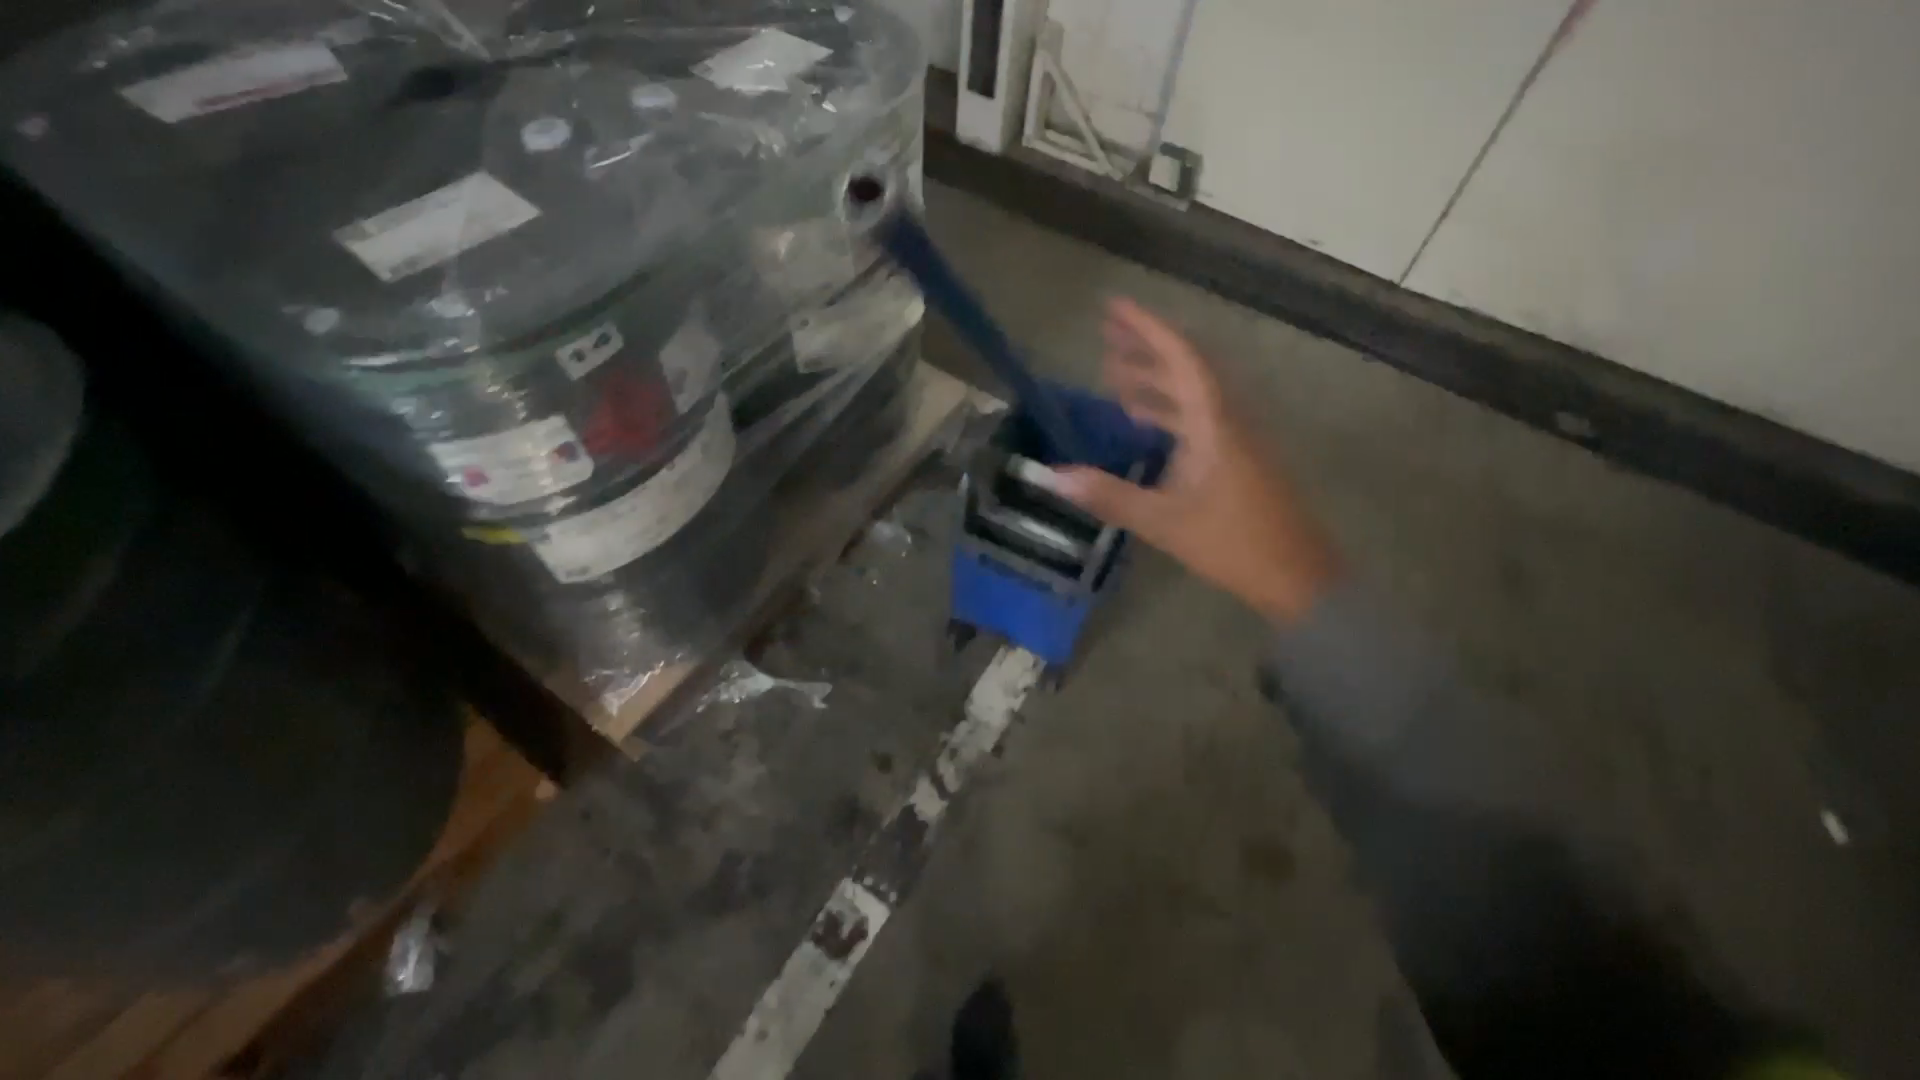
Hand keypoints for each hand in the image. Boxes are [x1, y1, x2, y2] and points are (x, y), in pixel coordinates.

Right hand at [1047, 298, 1342, 623]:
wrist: (1298, 578)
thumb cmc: (1234, 544)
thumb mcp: (1164, 521)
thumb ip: (1109, 495)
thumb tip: (1053, 476)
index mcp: (1214, 423)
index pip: (1180, 358)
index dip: (1146, 329)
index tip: (1113, 307)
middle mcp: (1228, 420)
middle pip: (1186, 369)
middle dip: (1145, 349)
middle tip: (1104, 337)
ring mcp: (1237, 440)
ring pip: (1193, 395)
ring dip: (1155, 382)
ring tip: (1113, 377)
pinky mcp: (1238, 461)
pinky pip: (1198, 418)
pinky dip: (1168, 412)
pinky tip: (1144, 426)